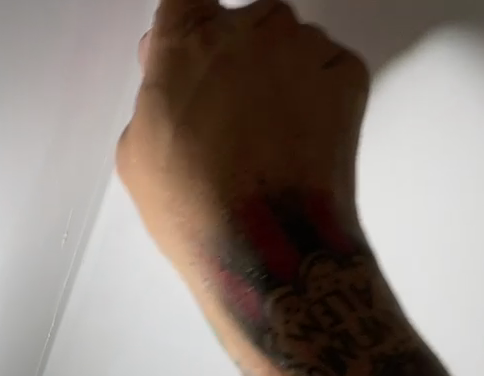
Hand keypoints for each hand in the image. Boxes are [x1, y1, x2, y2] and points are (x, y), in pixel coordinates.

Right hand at [116, 0, 369, 269]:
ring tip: (257, 144)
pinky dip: (308, 100)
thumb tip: (168, 83)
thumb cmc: (192, 204)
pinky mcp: (347, 74)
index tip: (182, 52)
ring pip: (285, 47)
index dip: (182, 29)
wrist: (264, 243)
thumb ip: (153, 97)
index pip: (184, 1)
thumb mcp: (136, 155)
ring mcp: (306, 47)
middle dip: (230, 61)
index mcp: (190, 41)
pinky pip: (322, 72)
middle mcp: (253, 27)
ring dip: (272, 80)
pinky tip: (288, 146)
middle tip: (218, 120)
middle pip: (240, 25)